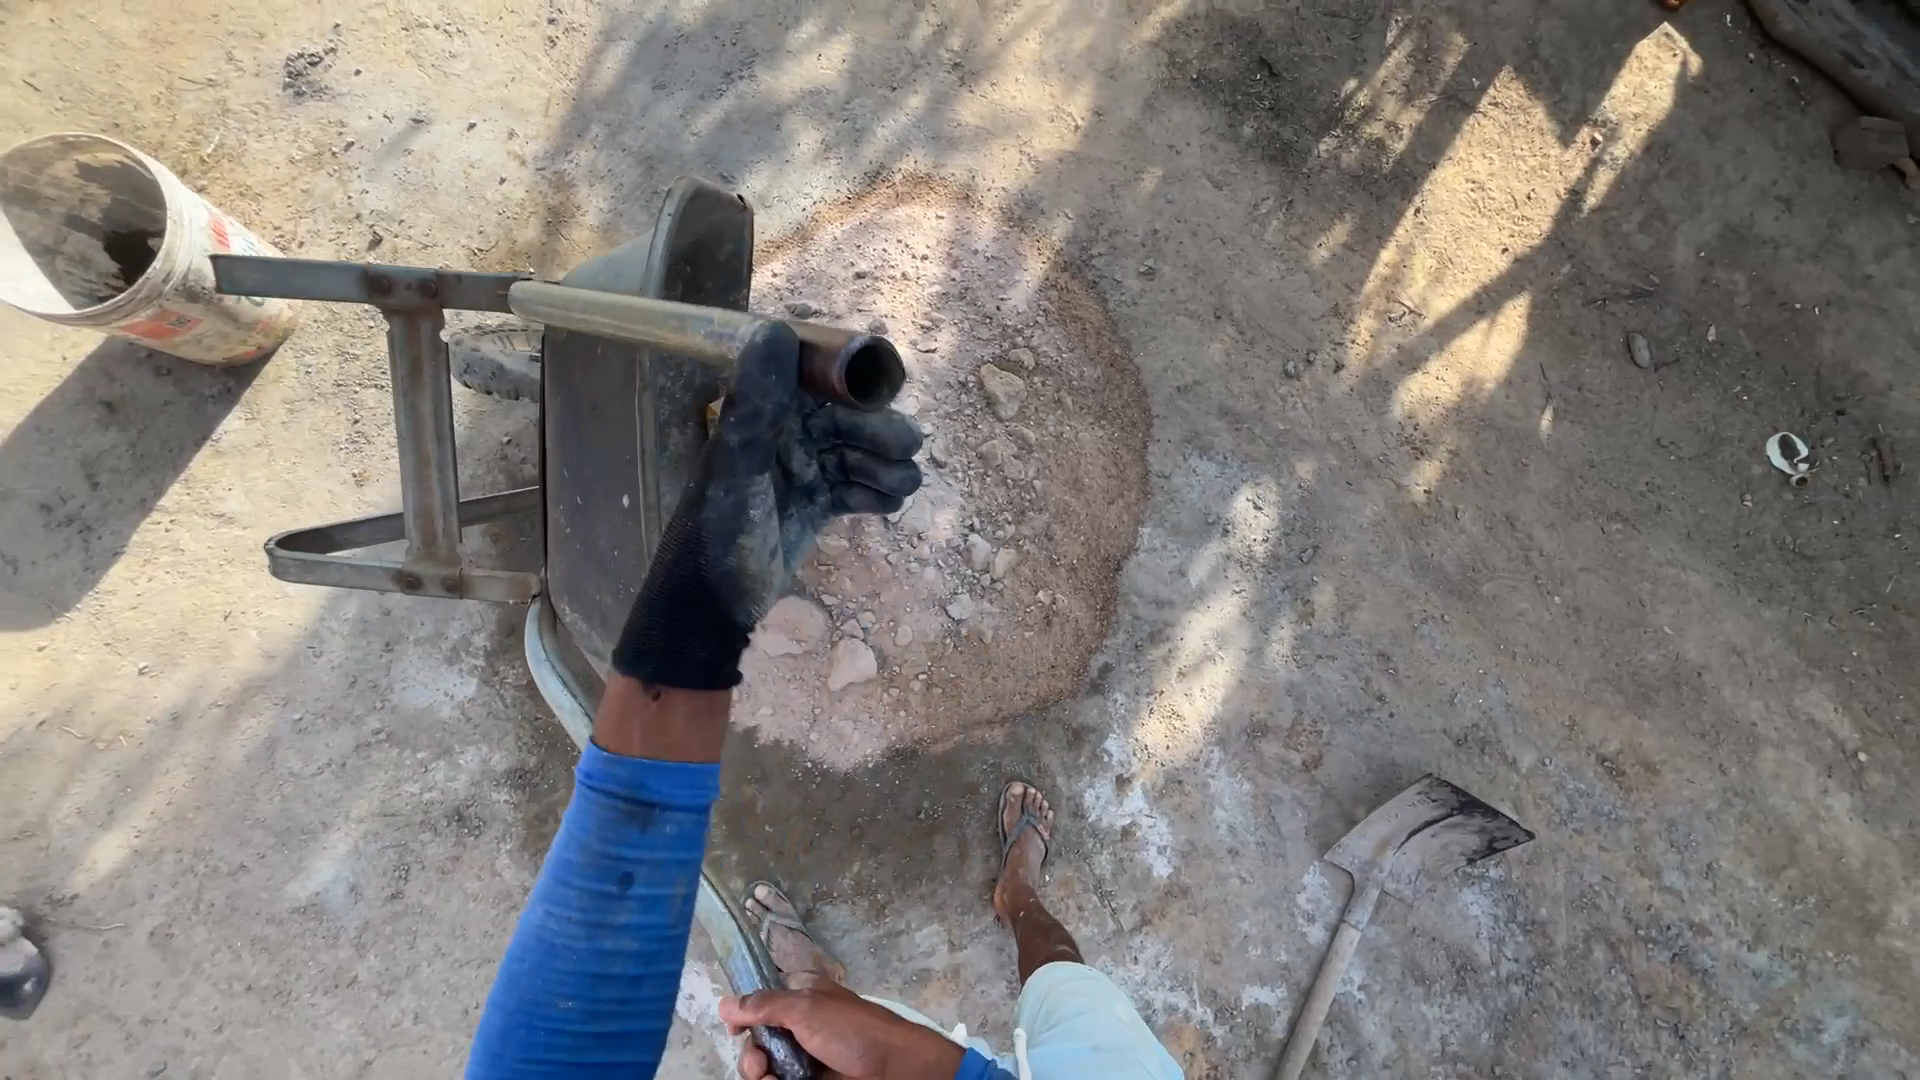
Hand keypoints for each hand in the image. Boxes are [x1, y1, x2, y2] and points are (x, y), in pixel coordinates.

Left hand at [611, 322, 922, 690]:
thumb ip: (757, 407)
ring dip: (886, 467)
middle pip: (850, 422)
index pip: (819, 385)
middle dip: (881, 435)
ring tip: (899, 488)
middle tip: (908, 452)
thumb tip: (779, 330)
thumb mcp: (736, 472)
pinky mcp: (819, 503)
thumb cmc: (719, 538)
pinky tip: (885, 506)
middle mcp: (786, 438)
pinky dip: (877, 494)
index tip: (886, 397)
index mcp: (762, 418)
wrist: (715, 607)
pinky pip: (858, 487)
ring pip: (861, 455)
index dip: (856, 388)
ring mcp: (805, 471)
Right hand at [721, 977, 964, 1079]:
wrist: (891, 1069)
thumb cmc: (852, 1030)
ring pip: (764, 1070)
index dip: (745, 1018)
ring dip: (760, 1075)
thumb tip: (725, 1003)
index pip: (761, 1005)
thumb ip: (765, 1005)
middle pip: (756, 1044)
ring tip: (773, 1079)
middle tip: (762, 1065)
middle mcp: (799, 1027)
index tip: (735, 1031)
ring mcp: (804, 1059)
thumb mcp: (807, 1008)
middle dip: (751, 1057)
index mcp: (802, 999)